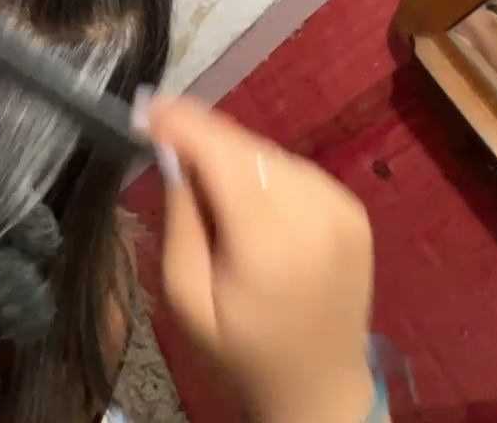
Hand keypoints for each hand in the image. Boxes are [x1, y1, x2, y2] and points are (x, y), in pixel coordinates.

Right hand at [144, 98, 375, 422]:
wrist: (319, 388)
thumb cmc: (239, 347)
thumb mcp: (185, 294)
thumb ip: (180, 216)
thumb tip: (172, 150)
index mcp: (270, 243)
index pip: (222, 154)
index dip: (181, 123)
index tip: (145, 108)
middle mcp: (314, 214)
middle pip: (243, 146)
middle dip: (199, 135)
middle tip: (160, 135)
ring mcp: (339, 207)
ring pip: (265, 150)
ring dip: (228, 152)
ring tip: (204, 180)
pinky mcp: (351, 207)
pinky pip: (289, 165)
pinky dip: (258, 168)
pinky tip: (244, 195)